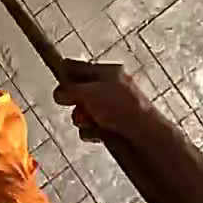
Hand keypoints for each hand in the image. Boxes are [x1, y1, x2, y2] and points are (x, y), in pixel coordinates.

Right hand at [51, 60, 168, 144]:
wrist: (144, 135)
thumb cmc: (120, 106)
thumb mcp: (88, 92)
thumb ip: (69, 90)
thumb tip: (59, 93)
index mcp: (108, 72)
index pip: (79, 66)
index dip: (66, 74)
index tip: (59, 83)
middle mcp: (110, 88)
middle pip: (79, 92)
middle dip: (75, 103)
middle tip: (80, 107)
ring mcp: (111, 109)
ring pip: (83, 112)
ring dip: (82, 119)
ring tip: (92, 122)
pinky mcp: (112, 127)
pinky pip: (91, 128)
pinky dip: (91, 132)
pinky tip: (99, 134)